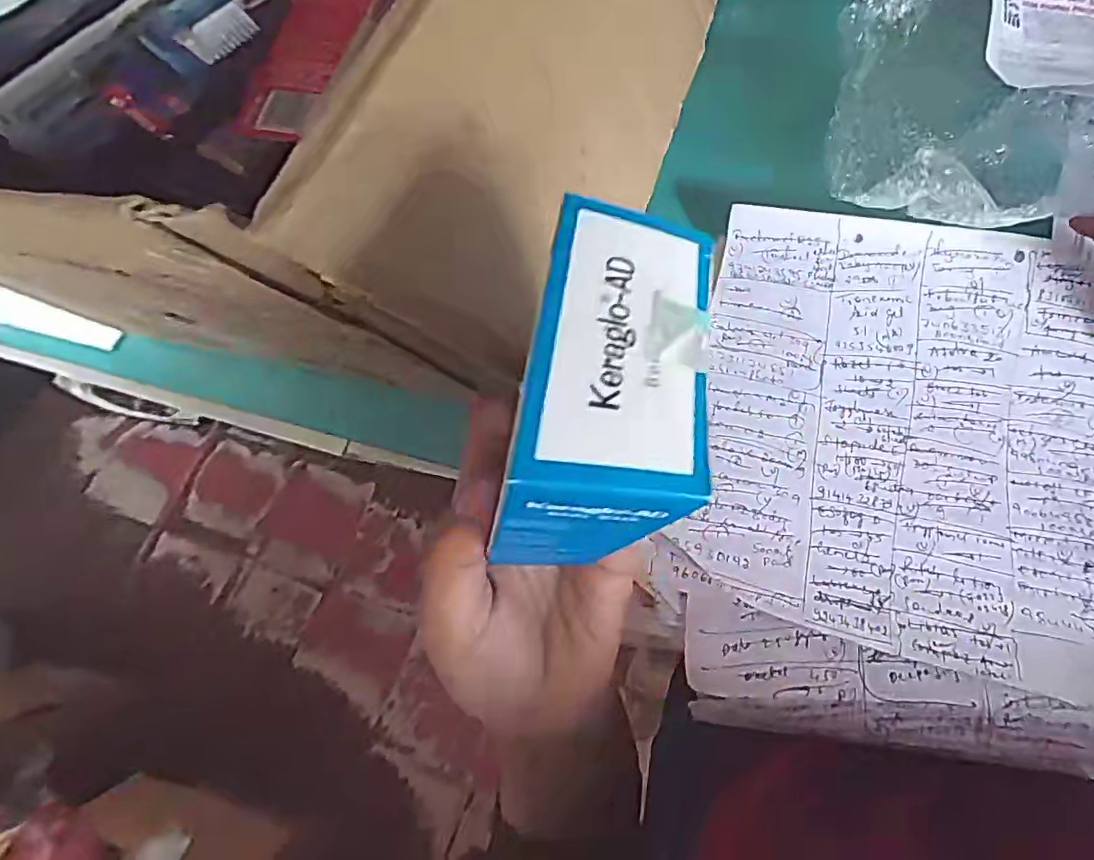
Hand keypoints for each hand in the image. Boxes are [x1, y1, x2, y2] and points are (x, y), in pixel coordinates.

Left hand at [421, 399, 641, 738]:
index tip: (500, 401)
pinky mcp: (620, 543)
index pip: (488, 468)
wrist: (551, 709)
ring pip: (587, 472)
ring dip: (596, 439)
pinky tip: (644, 451)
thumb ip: (449, 566)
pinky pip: (627, 507)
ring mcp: (582, 524)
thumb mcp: (450, 624)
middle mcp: (537, 511)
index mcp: (489, 524)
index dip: (490, 434)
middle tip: (561, 384)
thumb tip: (477, 495)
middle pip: (541, 457)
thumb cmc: (489, 665)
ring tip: (607, 403)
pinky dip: (635, 479)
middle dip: (548, 418)